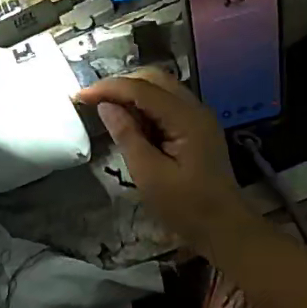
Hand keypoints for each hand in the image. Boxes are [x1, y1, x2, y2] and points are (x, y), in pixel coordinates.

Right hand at [75, 69, 253, 251]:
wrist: (225, 228)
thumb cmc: (186, 207)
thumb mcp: (149, 175)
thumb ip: (127, 136)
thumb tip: (106, 106)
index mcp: (186, 118)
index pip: (143, 89)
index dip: (109, 88)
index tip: (81, 96)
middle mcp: (195, 108)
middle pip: (154, 79)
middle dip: (121, 85)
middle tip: (92, 100)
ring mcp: (198, 116)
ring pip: (161, 89)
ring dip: (132, 94)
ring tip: (105, 110)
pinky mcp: (196, 127)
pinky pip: (167, 104)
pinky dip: (145, 106)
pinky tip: (129, 122)